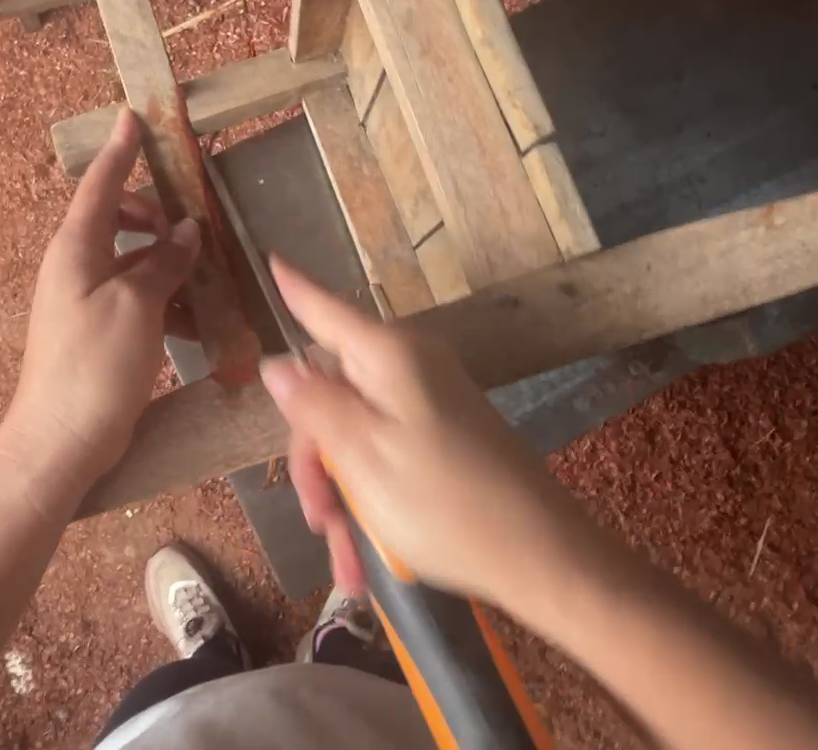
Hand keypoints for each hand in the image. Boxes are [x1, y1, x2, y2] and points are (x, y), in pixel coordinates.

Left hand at [0, 110, 199, 498]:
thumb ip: (163, 262)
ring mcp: (88, 300)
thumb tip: (186, 230)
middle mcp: (77, 266)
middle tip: (197, 223)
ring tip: (210, 276)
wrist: (61, 442)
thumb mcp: (137, 306)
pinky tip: (199, 319)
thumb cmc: (93, 365)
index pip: (101, 185)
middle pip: (120, 220)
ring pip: (135, 261)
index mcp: (76, 248)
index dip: (120, 151)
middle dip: (159, 217)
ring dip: (170, 263)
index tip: (132, 116)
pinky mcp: (102, 330)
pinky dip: (166, 299)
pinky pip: (138, 298)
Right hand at [263, 259, 586, 604]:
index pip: (325, 311)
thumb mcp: (363, 456)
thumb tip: (277, 364)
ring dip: (342, 497)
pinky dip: (371, 501)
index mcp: (387, 356)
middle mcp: (406, 367)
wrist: (546, 558)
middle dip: (317, 460)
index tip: (270, 257)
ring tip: (348, 560)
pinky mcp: (441, 434)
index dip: (294, 290)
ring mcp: (426, 401)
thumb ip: (315, 406)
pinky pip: (385, 455)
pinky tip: (367, 559)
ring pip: (355, 435)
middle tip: (319, 520)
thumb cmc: (447, 504)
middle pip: (332, 393)